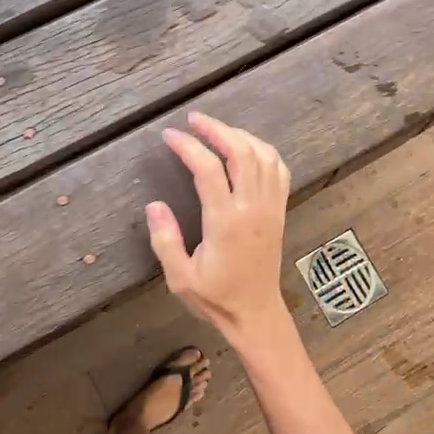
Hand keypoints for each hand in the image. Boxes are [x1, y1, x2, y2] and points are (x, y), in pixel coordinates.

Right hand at [146, 113, 297, 352]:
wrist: (256, 314)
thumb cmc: (215, 298)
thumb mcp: (180, 278)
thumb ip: (165, 241)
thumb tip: (154, 205)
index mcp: (225, 222)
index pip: (207, 169)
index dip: (188, 146)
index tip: (169, 135)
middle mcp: (252, 208)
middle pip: (241, 151)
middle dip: (217, 129)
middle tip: (193, 120)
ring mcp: (270, 207)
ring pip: (264, 155)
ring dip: (240, 135)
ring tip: (217, 130)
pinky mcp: (279, 211)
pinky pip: (279, 169)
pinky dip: (263, 150)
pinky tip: (246, 148)